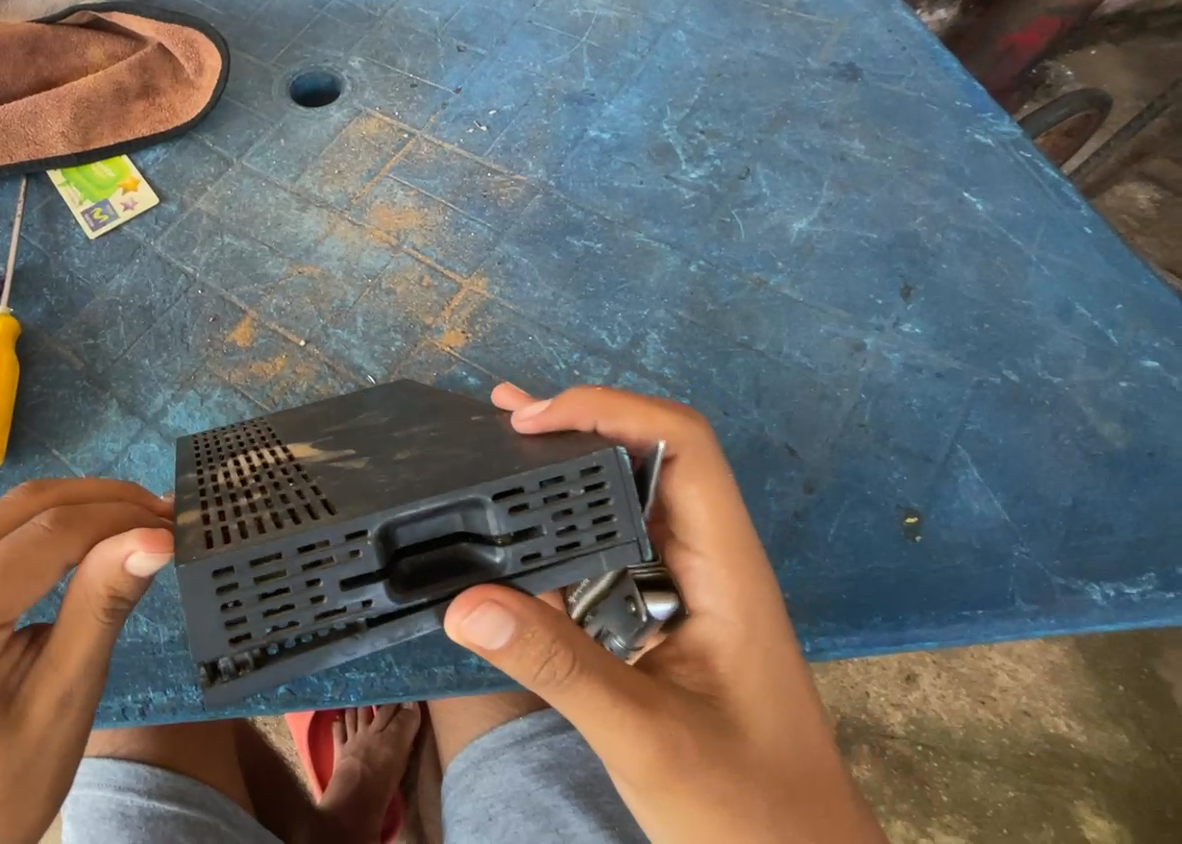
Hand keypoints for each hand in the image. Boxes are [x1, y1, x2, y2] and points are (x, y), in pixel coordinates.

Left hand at [0, 477, 173, 843]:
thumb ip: (102, 606)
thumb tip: (155, 537)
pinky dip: (42, 530)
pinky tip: (86, 539)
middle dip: (98, 502)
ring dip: (73, 510)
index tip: (172, 521)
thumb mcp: (64, 702)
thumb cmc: (2, 790)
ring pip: (3, 515)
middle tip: (160, 513)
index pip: (42, 537)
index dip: (115, 518)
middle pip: (18, 510)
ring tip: (135, 522)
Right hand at [442, 385, 884, 843]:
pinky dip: (551, 530)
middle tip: (500, 418)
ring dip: (561, 473)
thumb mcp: (647, 739)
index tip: (531, 423)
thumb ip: (558, 666)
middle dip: (575, 426)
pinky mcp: (653, 621)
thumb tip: (463, 603)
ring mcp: (679, 592)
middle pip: (648, 459)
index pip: (682, 446)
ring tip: (494, 445)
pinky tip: (509, 533)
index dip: (609, 412)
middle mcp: (703, 564)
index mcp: (726, 569)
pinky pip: (600, 556)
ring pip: (621, 504)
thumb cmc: (751, 815)